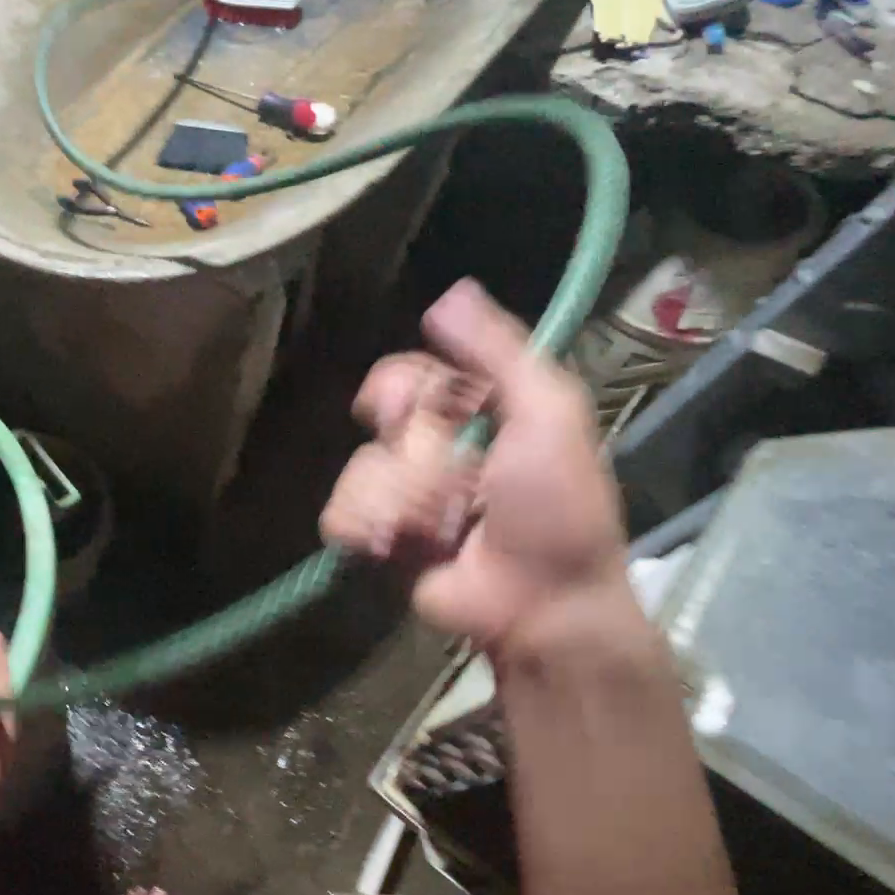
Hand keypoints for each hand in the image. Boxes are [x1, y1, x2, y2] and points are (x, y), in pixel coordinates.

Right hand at [320, 279, 632, 651]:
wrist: (538, 599)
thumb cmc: (555, 506)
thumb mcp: (547, 414)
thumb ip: (500, 352)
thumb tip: (445, 294)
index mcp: (469, 413)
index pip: (407, 373)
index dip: (402, 384)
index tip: (412, 404)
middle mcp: (428, 448)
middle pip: (376, 419)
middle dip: (414, 453)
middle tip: (449, 480)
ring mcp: (398, 496)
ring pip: (359, 470)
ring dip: (401, 501)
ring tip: (440, 529)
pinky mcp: (374, 540)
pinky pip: (339, 515)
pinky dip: (369, 529)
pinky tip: (398, 546)